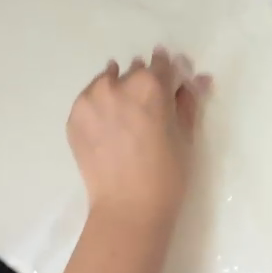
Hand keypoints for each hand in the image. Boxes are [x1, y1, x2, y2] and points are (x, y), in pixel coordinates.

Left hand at [67, 47, 210, 230]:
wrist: (128, 209)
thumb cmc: (167, 177)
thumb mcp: (186, 139)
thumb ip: (188, 103)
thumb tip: (197, 80)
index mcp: (150, 86)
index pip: (163, 63)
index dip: (170, 74)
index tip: (172, 87)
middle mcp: (117, 83)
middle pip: (134, 71)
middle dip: (144, 84)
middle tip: (150, 112)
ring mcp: (90, 98)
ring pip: (108, 81)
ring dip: (119, 92)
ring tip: (126, 122)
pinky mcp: (74, 117)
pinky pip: (90, 101)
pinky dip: (101, 109)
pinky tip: (110, 133)